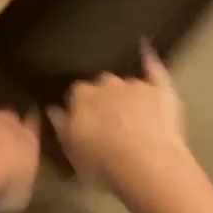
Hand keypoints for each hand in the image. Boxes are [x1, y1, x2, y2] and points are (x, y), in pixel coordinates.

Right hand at [48, 42, 185, 184]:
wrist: (147, 164)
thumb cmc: (104, 163)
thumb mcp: (72, 150)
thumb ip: (61, 126)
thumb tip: (53, 108)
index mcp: (81, 96)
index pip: (76, 94)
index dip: (81, 108)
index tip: (85, 122)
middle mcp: (105, 83)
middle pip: (101, 85)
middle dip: (103, 98)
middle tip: (109, 120)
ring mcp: (134, 85)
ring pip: (125, 83)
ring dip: (126, 93)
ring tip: (131, 110)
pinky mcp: (160, 89)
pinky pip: (154, 69)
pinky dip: (149, 58)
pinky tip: (145, 47)